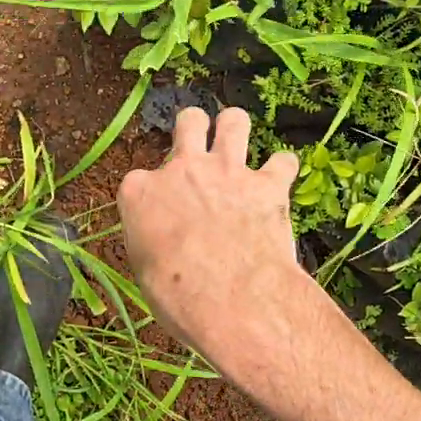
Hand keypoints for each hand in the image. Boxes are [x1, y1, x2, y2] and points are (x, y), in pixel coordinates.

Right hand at [118, 107, 302, 364]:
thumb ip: (152, 241)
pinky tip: (278, 181)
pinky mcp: (267, 185)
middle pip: (188, 123)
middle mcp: (181, 170)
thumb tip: (163, 245)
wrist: (231, 299)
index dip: (150, 195)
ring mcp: (226, 171)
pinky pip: (283, 162)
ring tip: (237, 141)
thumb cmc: (176, 295)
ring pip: (234, 121)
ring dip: (236, 128)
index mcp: (140, 192)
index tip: (159, 213)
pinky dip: (281, 171)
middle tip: (198, 143)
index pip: (138, 180)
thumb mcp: (145, 270)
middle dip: (194, 126)